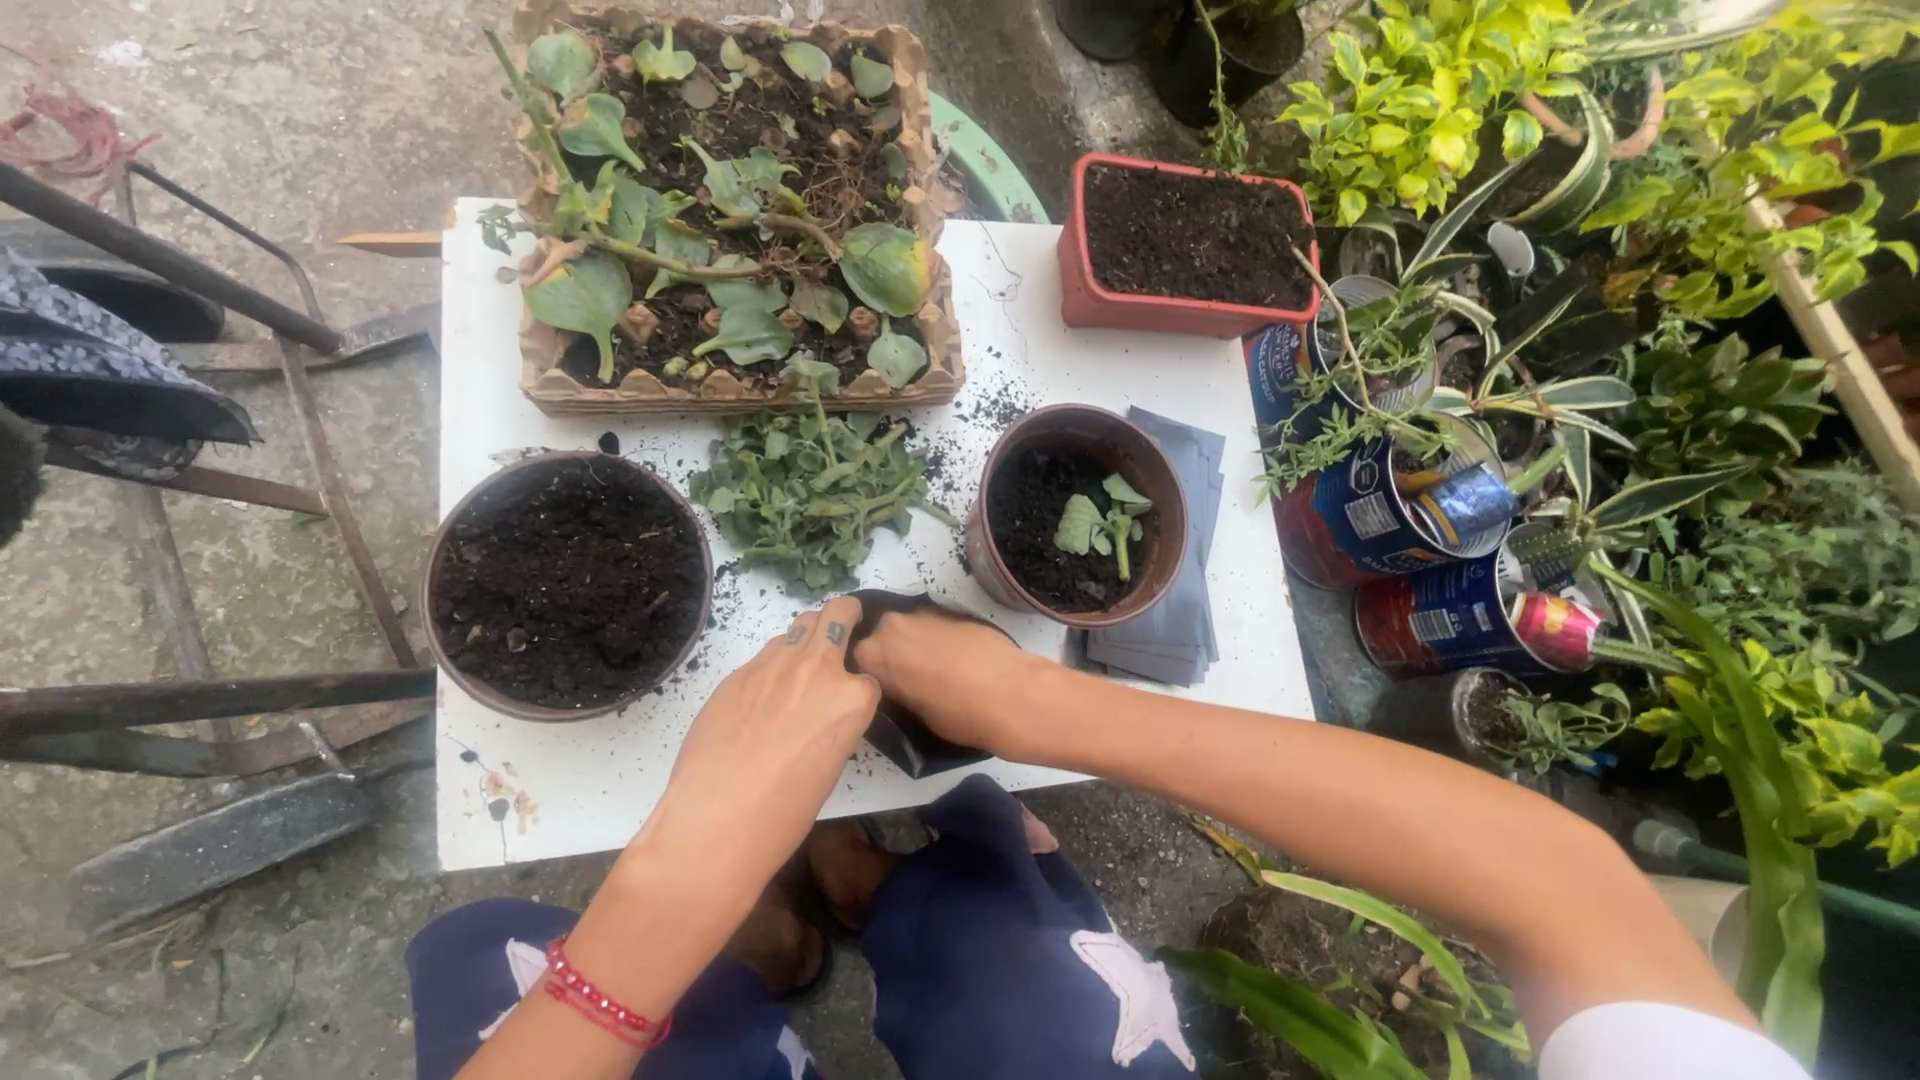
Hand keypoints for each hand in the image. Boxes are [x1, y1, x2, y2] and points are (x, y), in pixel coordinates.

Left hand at [646, 596, 880, 889]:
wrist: (717, 818)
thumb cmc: (785, 810)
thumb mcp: (831, 764)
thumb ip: (834, 722)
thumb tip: (821, 711)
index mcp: (851, 698)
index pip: (868, 677)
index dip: (860, 689)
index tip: (852, 701)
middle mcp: (817, 668)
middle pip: (838, 614)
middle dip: (844, 617)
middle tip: (843, 627)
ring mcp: (773, 665)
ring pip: (799, 626)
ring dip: (806, 638)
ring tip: (799, 668)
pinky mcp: (738, 673)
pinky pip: (766, 654)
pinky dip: (773, 664)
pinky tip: (762, 697)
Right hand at [850, 607, 1055, 760]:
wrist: (1011, 694)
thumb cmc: (958, 715)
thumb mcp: (915, 714)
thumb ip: (897, 692)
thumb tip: (900, 687)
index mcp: (873, 655)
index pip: (856, 659)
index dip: (869, 673)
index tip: (881, 686)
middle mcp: (892, 626)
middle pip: (882, 636)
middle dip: (891, 652)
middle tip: (907, 676)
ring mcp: (923, 614)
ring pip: (908, 627)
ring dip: (915, 642)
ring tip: (935, 667)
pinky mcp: (952, 610)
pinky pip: (934, 624)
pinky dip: (938, 637)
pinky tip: (954, 657)